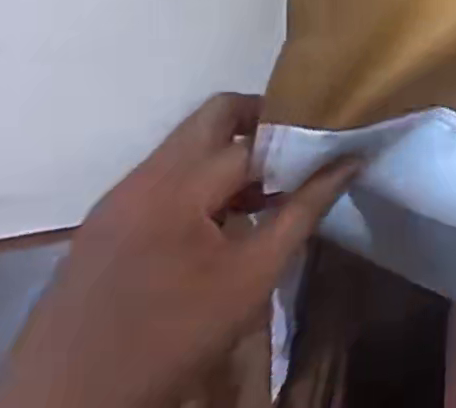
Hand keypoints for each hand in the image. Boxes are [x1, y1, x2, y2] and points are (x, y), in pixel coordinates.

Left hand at [0, 94, 358, 407]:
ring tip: (269, 191)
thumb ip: (306, 209)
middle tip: (300, 153)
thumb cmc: (170, 338)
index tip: (332, 144)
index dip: (299, 136)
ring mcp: (116, 200)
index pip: (253, 135)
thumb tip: (351, 160)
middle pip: (213, 117)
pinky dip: (203, 180)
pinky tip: (225, 220)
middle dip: (263, 124)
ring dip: (233, 154)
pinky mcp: (103, 225)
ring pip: (188, 145)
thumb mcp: (254, 275)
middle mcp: (141, 178)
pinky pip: (165, 176)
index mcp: (176, 186)